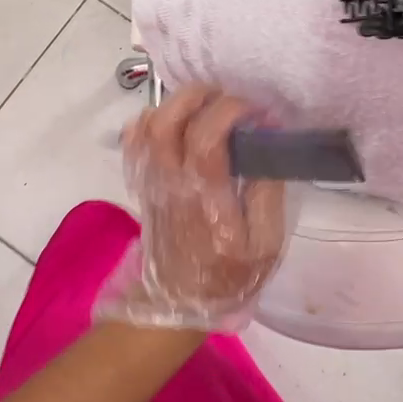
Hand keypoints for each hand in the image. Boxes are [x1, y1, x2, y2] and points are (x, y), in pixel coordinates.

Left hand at [94, 89, 289, 330]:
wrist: (177, 305)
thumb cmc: (228, 275)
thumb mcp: (265, 245)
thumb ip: (268, 192)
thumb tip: (268, 141)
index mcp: (205, 198)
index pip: (206, 138)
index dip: (230, 112)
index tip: (258, 112)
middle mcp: (171, 182)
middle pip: (167, 121)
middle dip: (200, 96)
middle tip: (230, 100)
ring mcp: (150, 180)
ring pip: (148, 124)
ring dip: (177, 103)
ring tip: (208, 105)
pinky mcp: (141, 181)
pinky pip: (134, 139)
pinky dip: (151, 119)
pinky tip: (177, 120)